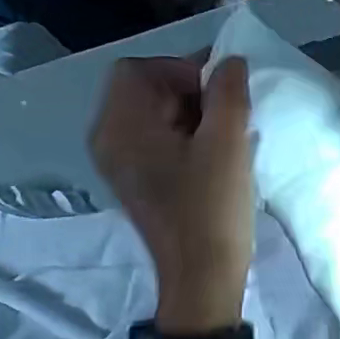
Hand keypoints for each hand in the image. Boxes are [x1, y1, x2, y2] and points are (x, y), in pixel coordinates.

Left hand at [89, 56, 252, 328]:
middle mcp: (108, 139)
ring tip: (228, 135)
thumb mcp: (228, 145)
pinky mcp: (137, 181)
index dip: (183, 70)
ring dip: (191, 114)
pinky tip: (215, 155)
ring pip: (152, 115)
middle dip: (189, 91)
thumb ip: (228, 94)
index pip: (140, 70)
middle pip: (143, 90)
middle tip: (230, 113)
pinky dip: (185, 135)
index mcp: (120, 127)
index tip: (223, 94)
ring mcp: (120, 163)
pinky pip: (156, 140)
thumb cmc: (212, 208)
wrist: (202, 276)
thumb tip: (230, 61)